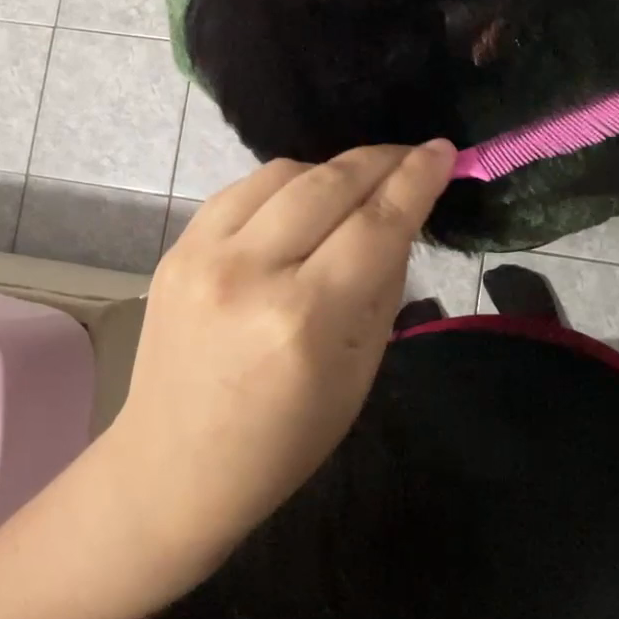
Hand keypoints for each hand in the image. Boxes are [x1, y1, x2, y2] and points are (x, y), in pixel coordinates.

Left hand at [99, 140, 456, 586]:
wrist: (173, 467)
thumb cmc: (284, 440)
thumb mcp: (359, 372)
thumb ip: (382, 285)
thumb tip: (399, 218)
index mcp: (305, 319)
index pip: (375, 224)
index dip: (416, 180)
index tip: (444, 151)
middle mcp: (250, 273)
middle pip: (329, 182)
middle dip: (380, 160)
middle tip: (411, 156)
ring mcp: (202, 255)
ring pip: (283, 172)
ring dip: (330, 170)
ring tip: (356, 188)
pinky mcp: (175, 249)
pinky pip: (241, 189)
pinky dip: (283, 186)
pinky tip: (300, 203)